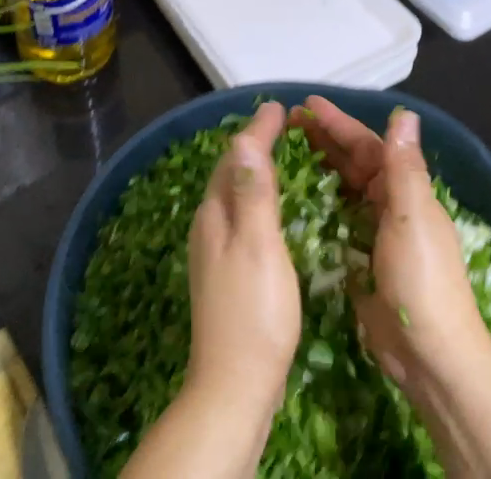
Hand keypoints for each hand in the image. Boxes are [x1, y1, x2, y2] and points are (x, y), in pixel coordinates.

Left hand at [184, 102, 300, 415]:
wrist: (236, 384)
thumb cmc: (255, 312)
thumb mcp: (258, 244)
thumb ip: (252, 192)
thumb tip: (243, 138)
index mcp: (215, 216)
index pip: (235, 158)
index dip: (257, 131)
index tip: (280, 107)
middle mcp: (208, 228)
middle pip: (228, 174)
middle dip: (252, 145)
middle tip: (281, 126)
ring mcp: (214, 253)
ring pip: (232, 197)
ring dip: (252, 172)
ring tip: (279, 158)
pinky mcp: (226, 275)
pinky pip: (240, 219)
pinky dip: (256, 201)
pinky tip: (271, 213)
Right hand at [291, 98, 490, 391]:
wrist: (429, 354)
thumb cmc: (422, 282)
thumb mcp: (411, 218)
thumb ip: (404, 167)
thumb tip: (406, 114)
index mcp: (406, 190)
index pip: (367, 145)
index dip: (338, 124)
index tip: (305, 106)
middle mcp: (390, 205)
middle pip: (352, 163)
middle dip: (322, 140)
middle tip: (284, 124)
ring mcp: (374, 234)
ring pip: (342, 190)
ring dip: (318, 169)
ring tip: (283, 153)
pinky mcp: (359, 260)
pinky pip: (334, 222)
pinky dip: (316, 207)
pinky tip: (292, 201)